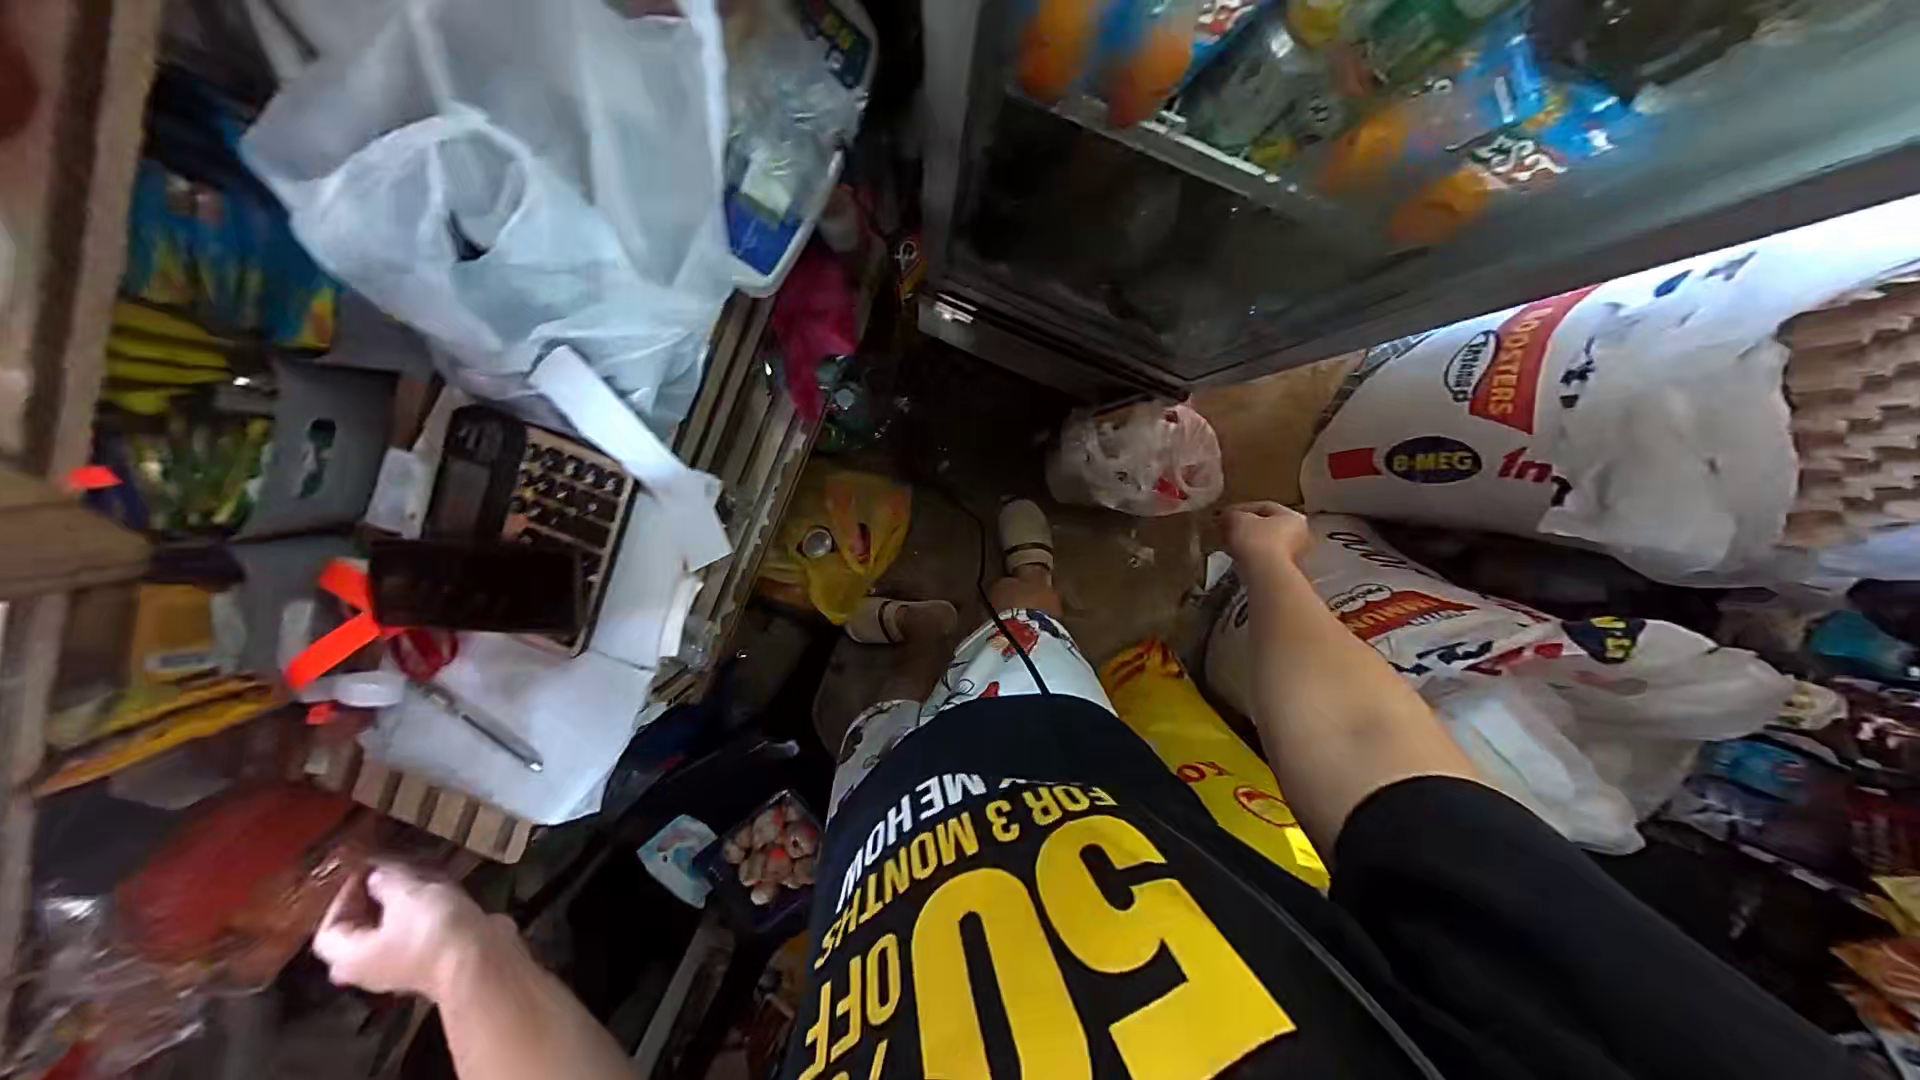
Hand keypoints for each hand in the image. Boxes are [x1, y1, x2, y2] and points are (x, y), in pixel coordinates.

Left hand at [312, 862, 511, 1000]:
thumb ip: (387, 881)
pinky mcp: (429, 958)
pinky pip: (415, 931)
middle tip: (391, 869)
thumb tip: (375, 875)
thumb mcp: (408, 895)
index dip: (342, 897)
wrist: (476, 958)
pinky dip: (422, 910)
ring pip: (390, 929)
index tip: (366, 869)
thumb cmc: (431, 929)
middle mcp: (367, 967)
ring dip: (401, 902)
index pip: (327, 929)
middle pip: (360, 930)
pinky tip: (442, 890)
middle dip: (373, 898)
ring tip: (420, 874)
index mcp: (348, 958)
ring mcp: (400, 965)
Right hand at [1217, 502, 1311, 579]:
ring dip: (1248, 541)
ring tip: (1230, 543)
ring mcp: (1296, 555)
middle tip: (1228, 528)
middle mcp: (1300, 534)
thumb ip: (1232, 514)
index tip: (1226, 514)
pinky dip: (1252, 554)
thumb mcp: (1238, 520)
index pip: (1265, 507)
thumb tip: (1228, 516)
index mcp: (1293, 517)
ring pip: (1266, 542)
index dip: (1242, 508)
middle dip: (1246, 526)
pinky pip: (1266, 557)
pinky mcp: (1286, 570)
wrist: (1266, 574)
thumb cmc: (1256, 540)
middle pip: (1268, 525)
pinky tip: (1238, 556)